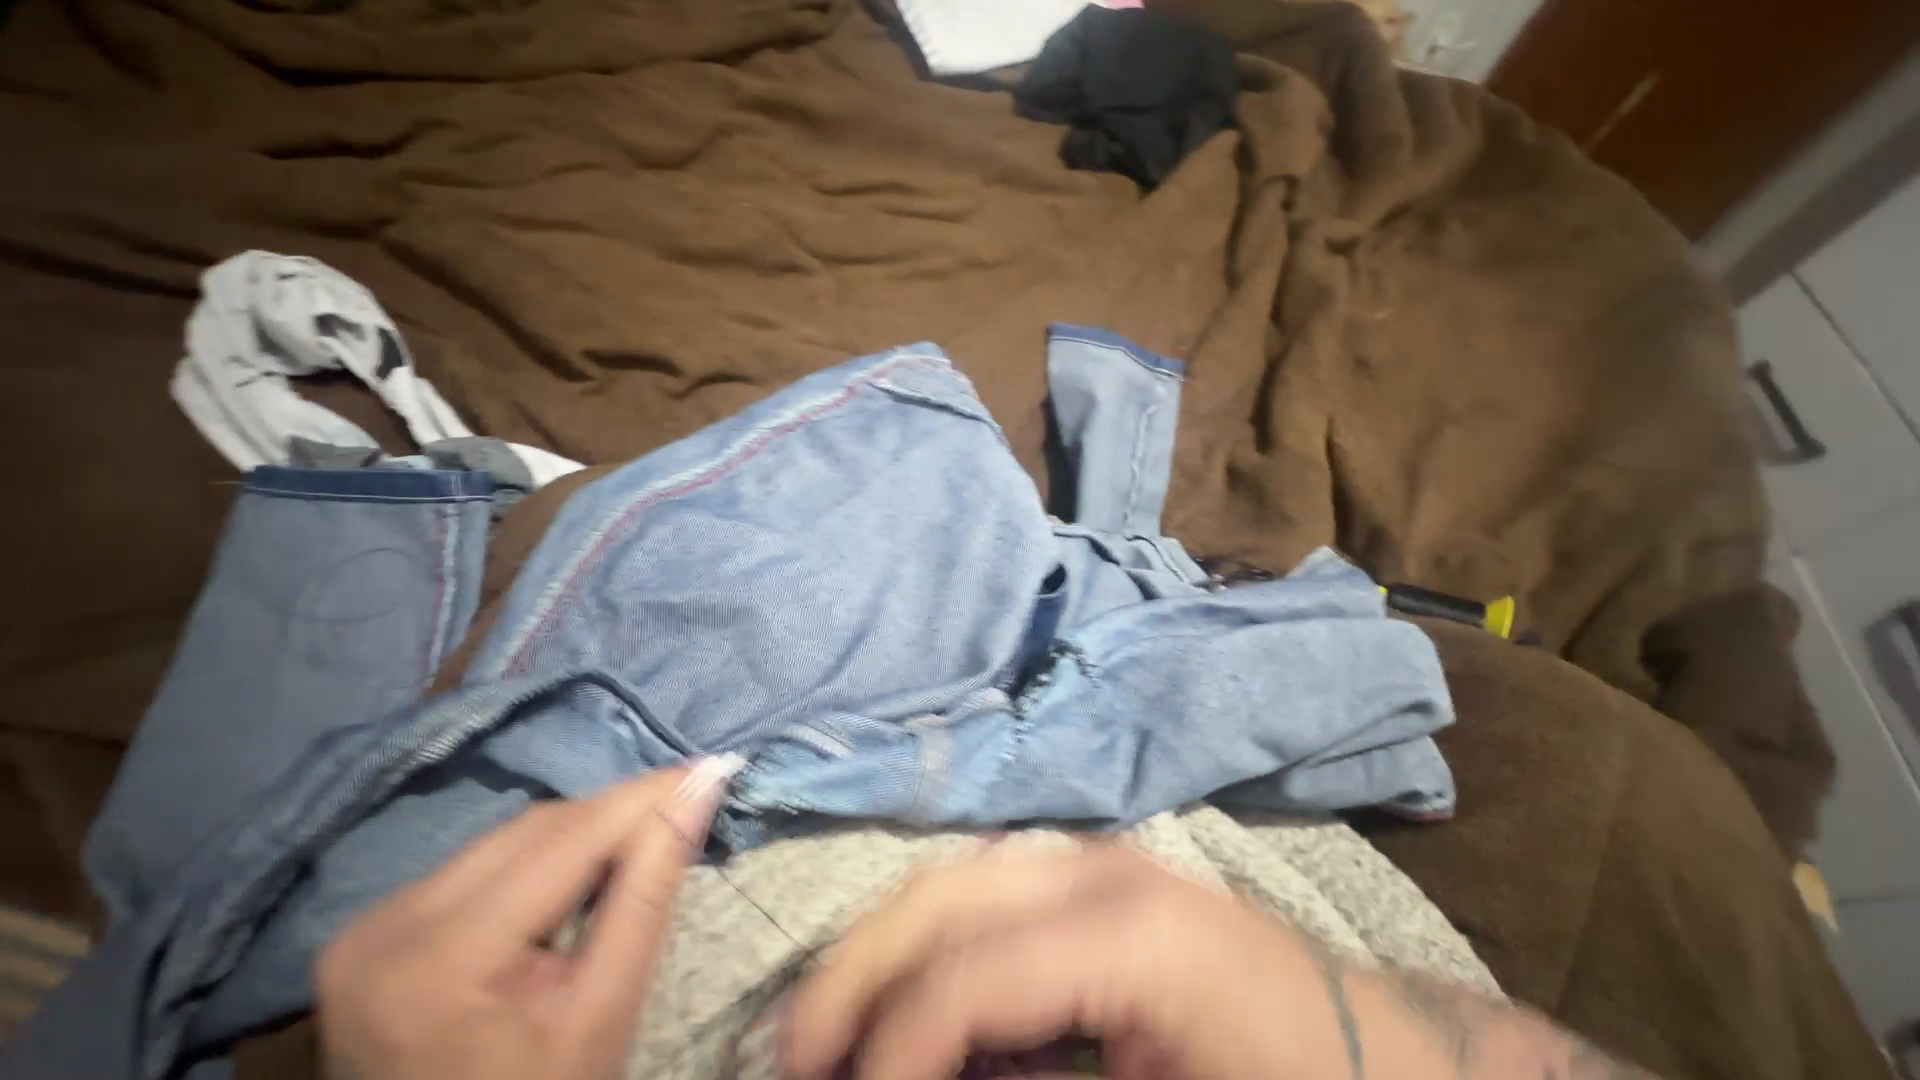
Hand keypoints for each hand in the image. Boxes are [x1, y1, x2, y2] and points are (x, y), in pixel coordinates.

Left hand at [316, 761, 732, 1079]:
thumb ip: (648, 894)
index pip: (565, 841)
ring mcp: (368, 927)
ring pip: (505, 838)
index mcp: (442, 957)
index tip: (708, 768)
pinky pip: (476, 864)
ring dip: (578, 834)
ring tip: (639, 840)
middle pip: (532, 832)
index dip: (642, 797)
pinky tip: (575, 875)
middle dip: (614, 815)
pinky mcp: (369, 930)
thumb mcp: (605, 1009)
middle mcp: (386, 926)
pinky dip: (536, 860)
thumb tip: (697, 793)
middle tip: (683, 806)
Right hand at [782, 843, 1327, 1079]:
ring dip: (883, 952)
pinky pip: (985, 894)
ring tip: (835, 1029)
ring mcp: (1098, 861)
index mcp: (1129, 935)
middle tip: (796, 1057)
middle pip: (939, 899)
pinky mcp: (1097, 876)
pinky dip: (932, 944)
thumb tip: (921, 1063)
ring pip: (951, 882)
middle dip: (854, 978)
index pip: (965, 977)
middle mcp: (1100, 871)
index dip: (888, 1052)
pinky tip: (915, 1002)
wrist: (1374, 1052)